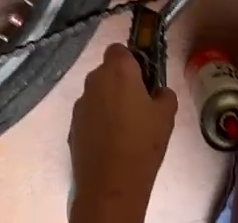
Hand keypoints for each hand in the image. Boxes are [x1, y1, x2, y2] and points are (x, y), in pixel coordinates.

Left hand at [68, 44, 178, 222]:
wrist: (110, 188)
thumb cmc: (142, 145)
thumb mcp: (167, 115)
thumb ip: (164, 94)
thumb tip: (157, 92)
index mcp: (119, 71)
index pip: (119, 48)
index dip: (131, 59)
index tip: (142, 77)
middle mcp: (94, 81)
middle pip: (107, 71)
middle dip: (120, 81)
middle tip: (137, 103)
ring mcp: (80, 105)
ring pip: (96, 93)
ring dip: (107, 102)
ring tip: (123, 128)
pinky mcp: (71, 127)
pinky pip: (88, 115)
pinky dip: (97, 122)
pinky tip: (110, 143)